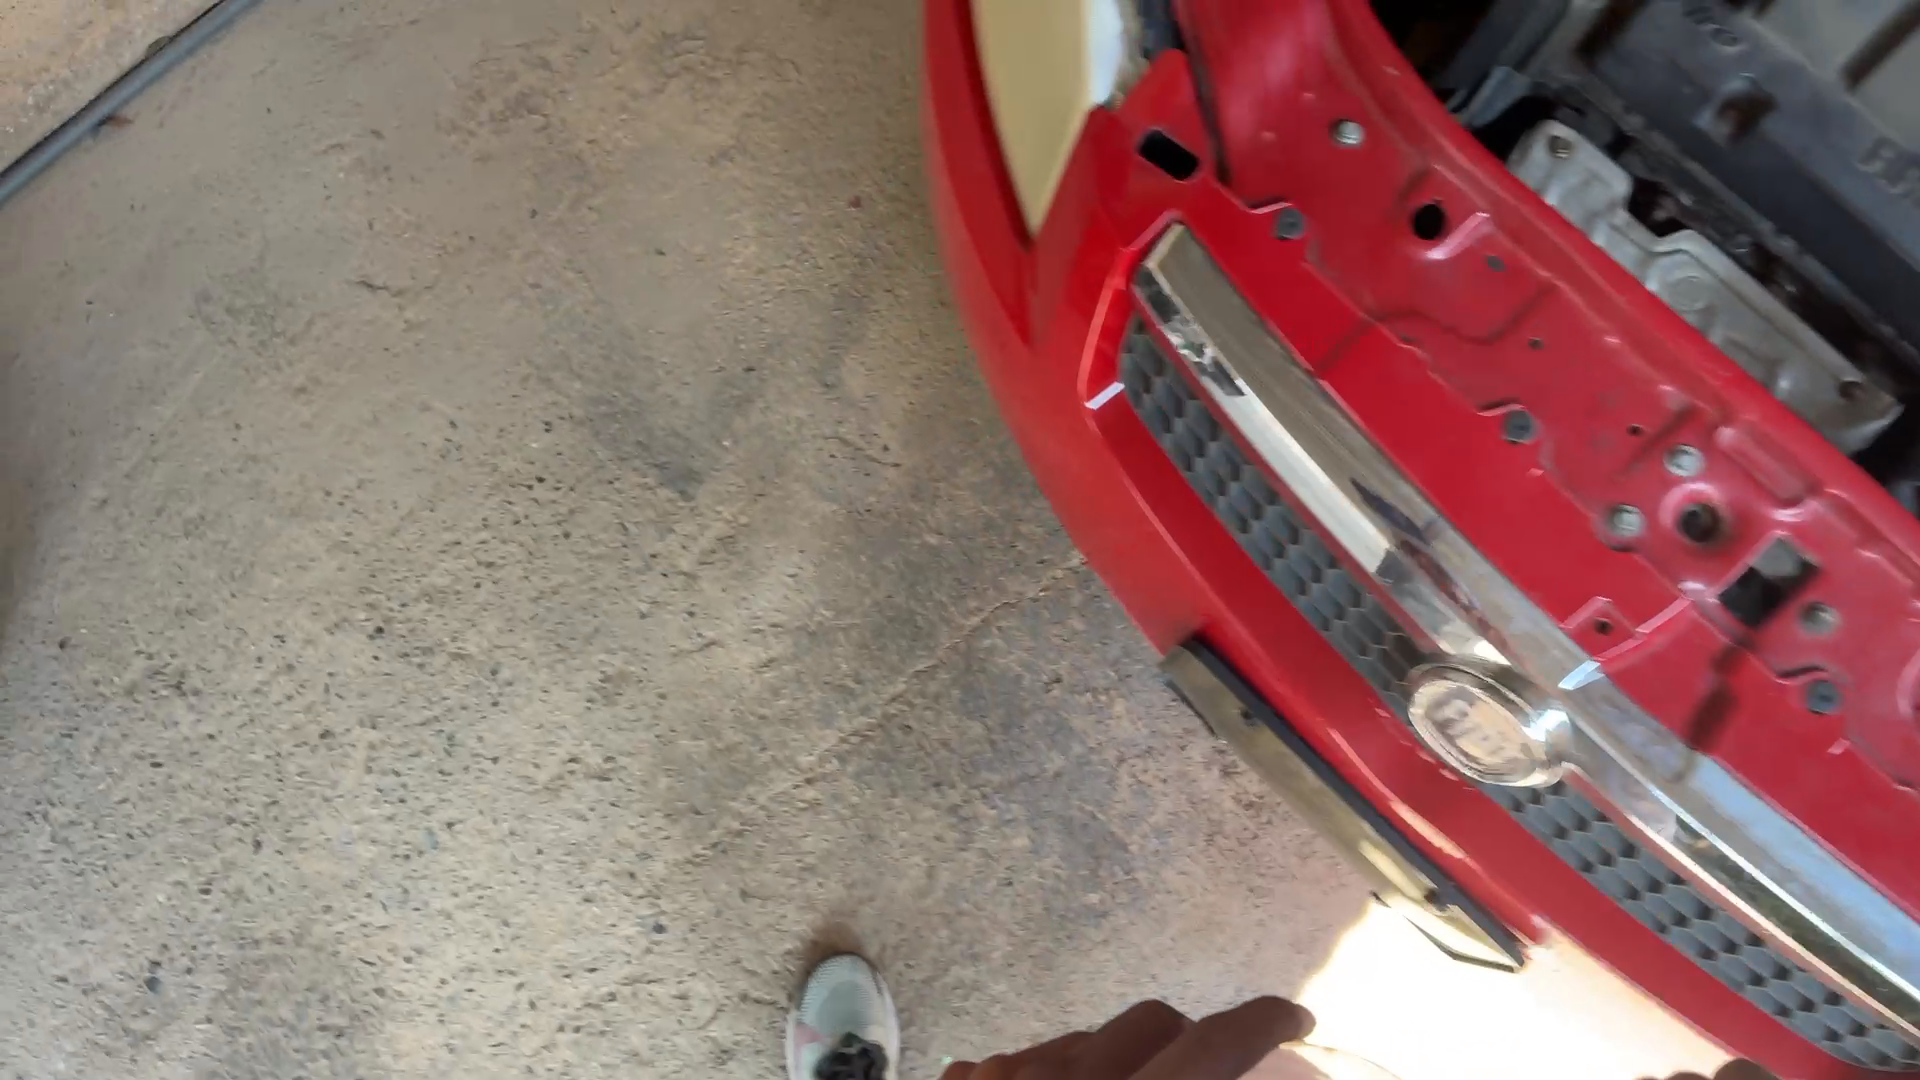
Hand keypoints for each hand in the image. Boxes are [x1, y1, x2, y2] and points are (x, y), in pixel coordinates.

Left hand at [939, 998, 1316, 1079]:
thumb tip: (1213, 1074)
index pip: (1208, 1045)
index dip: (1261, 1021)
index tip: (1295, 1015)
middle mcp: (1062, 1076)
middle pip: (1152, 1022)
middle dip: (1193, 1037)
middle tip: (1216, 1073)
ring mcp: (1006, 1073)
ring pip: (1091, 1039)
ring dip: (1124, 1061)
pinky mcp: (966, 1079)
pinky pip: (1034, 1059)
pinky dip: (1061, 1078)